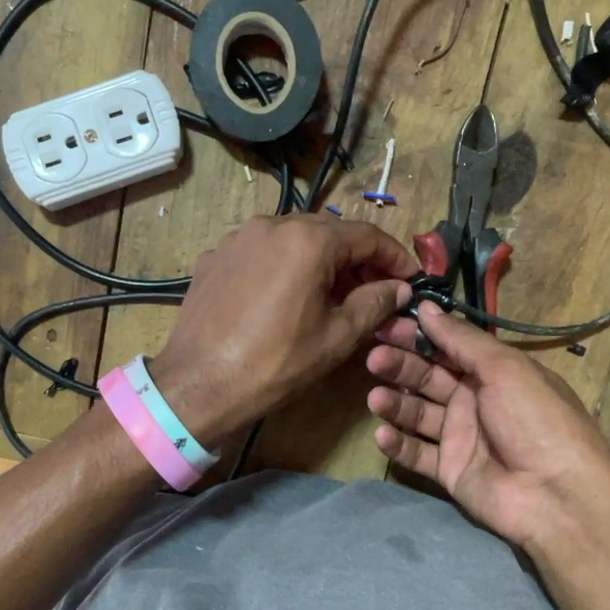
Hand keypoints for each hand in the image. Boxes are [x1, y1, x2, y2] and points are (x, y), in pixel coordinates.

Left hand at [154, 214, 417, 444]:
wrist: (199, 385)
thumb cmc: (275, 364)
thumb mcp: (336, 337)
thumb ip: (374, 304)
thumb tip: (399, 288)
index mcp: (308, 239)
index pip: (367, 236)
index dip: (394, 257)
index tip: (410, 279)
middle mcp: (271, 224)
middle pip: (328, 233)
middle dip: (356, 260)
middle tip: (374, 292)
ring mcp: (236, 238)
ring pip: (292, 240)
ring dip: (318, 262)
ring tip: (331, 296)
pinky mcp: (213, 258)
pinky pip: (260, 253)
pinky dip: (282, 268)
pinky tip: (285, 299)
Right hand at [366, 302, 609, 552]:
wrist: (555, 492)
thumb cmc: (536, 419)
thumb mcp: (505, 368)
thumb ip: (462, 339)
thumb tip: (426, 307)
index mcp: (493, 372)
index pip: (447, 348)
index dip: (418, 336)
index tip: (387, 326)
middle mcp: (474, 401)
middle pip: (428, 378)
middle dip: (400, 366)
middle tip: (374, 358)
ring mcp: (460, 437)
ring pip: (417, 414)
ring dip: (395, 403)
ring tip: (375, 398)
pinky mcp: (449, 470)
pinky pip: (416, 454)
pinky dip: (398, 444)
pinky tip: (382, 434)